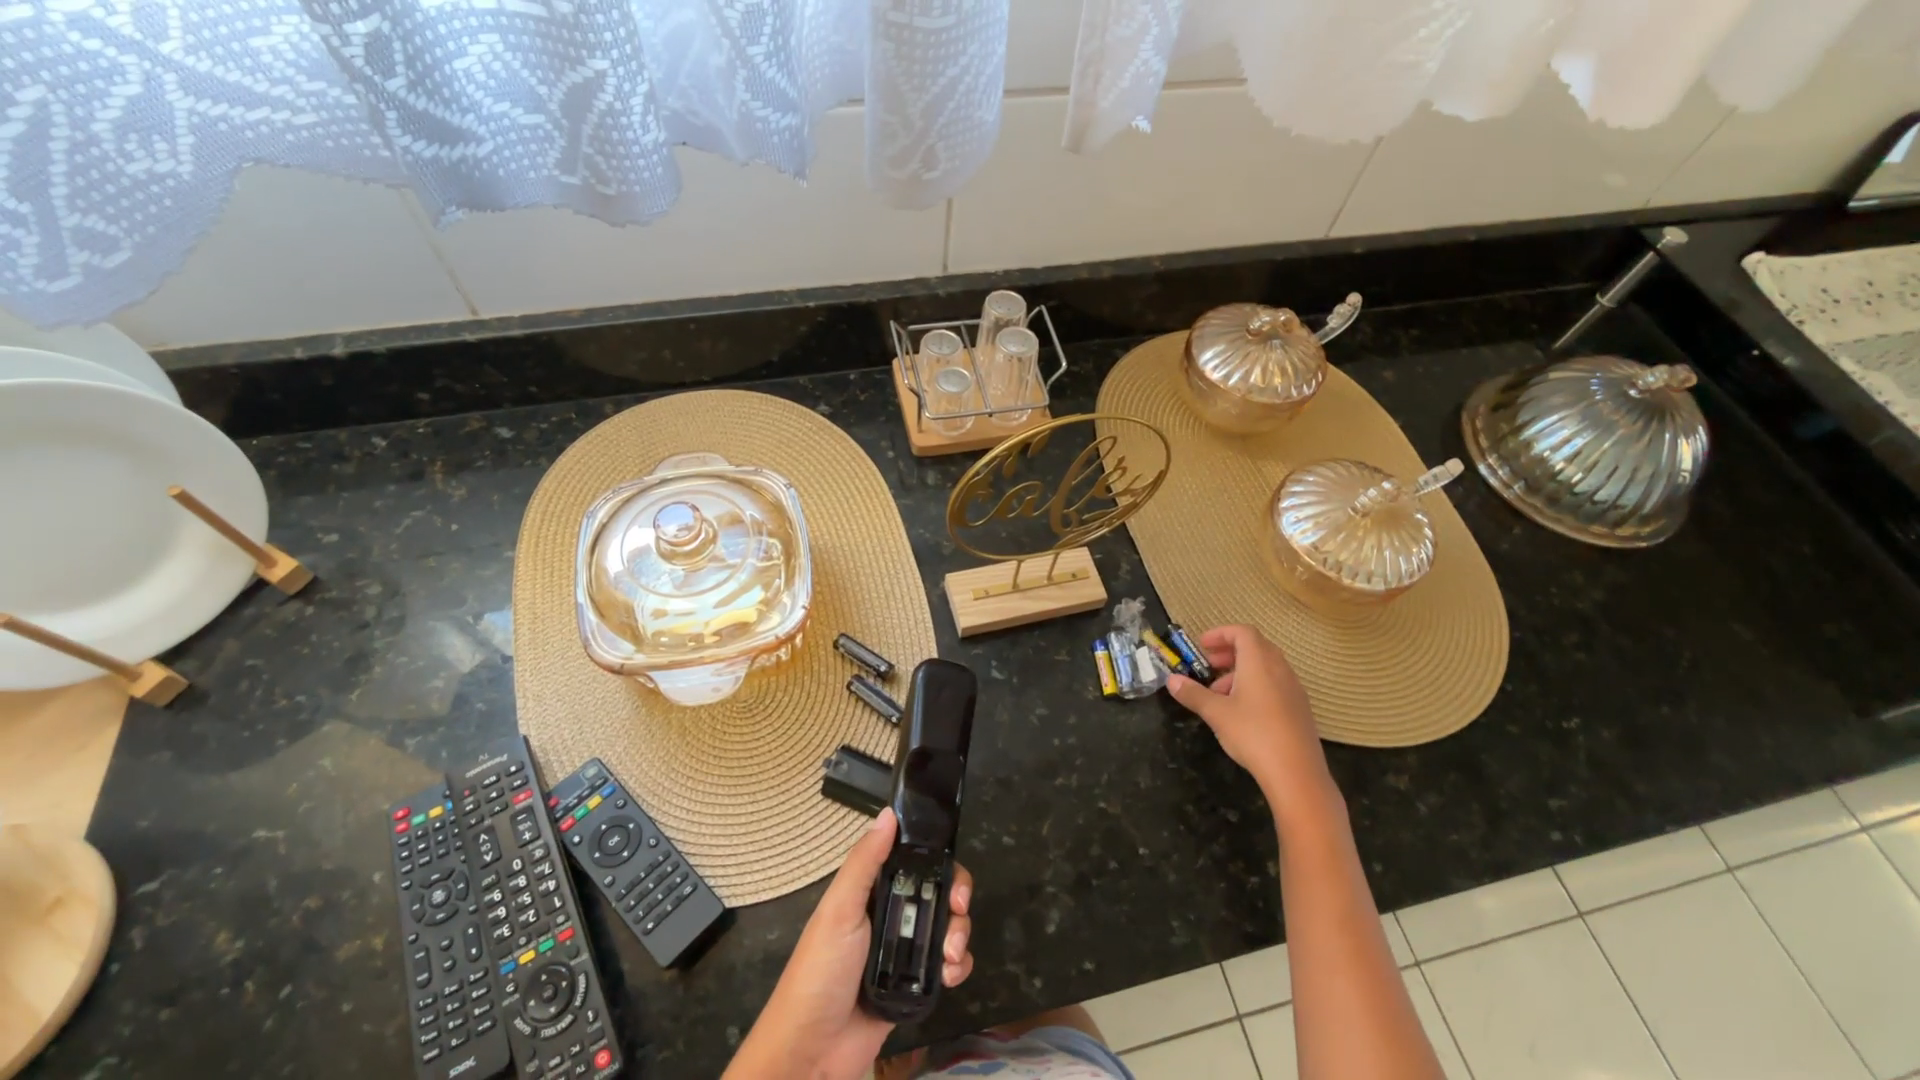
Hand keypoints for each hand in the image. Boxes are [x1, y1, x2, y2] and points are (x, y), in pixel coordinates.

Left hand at [725, 809, 973, 1079]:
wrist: (814, 1050)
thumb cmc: (821, 972)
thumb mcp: (838, 910)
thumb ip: (864, 863)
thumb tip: (889, 814)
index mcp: (869, 894)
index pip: (913, 865)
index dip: (938, 865)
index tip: (952, 879)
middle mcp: (889, 918)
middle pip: (938, 895)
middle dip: (957, 902)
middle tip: (958, 913)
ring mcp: (903, 953)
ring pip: (947, 930)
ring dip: (959, 937)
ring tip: (949, 958)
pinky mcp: (914, 986)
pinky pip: (947, 967)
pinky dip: (957, 968)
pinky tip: (950, 976)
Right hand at [1166, 625, 1338, 817]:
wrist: (1296, 772)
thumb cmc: (1253, 734)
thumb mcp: (1216, 713)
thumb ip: (1193, 694)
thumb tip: (1171, 680)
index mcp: (1259, 663)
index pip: (1243, 632)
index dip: (1221, 633)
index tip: (1202, 646)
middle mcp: (1280, 669)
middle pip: (1256, 647)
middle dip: (1229, 652)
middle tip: (1208, 665)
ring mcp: (1293, 689)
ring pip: (1266, 667)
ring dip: (1240, 671)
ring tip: (1219, 694)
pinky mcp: (1299, 708)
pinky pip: (1275, 684)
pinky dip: (1256, 686)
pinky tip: (1242, 711)